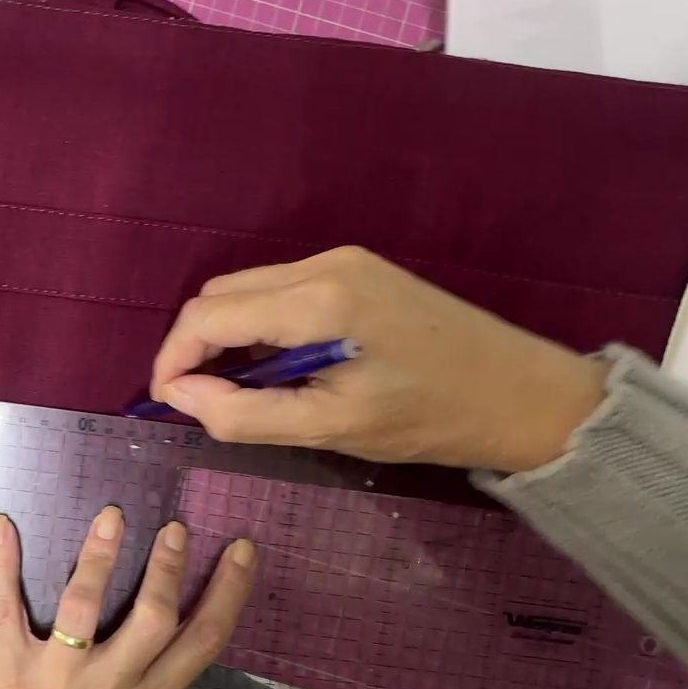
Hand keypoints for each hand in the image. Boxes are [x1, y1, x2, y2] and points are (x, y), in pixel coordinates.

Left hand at [0, 507, 256, 688]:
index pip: (203, 641)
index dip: (228, 593)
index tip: (240, 552)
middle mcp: (111, 683)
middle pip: (153, 614)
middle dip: (169, 567)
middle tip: (177, 527)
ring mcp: (58, 672)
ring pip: (84, 603)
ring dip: (100, 557)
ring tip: (112, 516)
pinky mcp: (12, 666)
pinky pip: (5, 610)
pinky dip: (2, 566)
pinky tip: (3, 525)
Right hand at [149, 247, 606, 471]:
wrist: (521, 393)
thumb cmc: (425, 419)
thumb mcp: (327, 428)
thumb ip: (242, 414)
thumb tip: (177, 395)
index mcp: (315, 302)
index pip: (207, 316)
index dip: (172, 358)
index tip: (166, 401)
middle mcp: (321, 265)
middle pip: (220, 294)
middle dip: (194, 345)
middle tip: (200, 399)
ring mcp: (341, 260)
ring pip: (246, 288)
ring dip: (224, 334)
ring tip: (238, 385)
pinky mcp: (356, 267)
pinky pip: (277, 288)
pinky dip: (256, 323)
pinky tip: (274, 360)